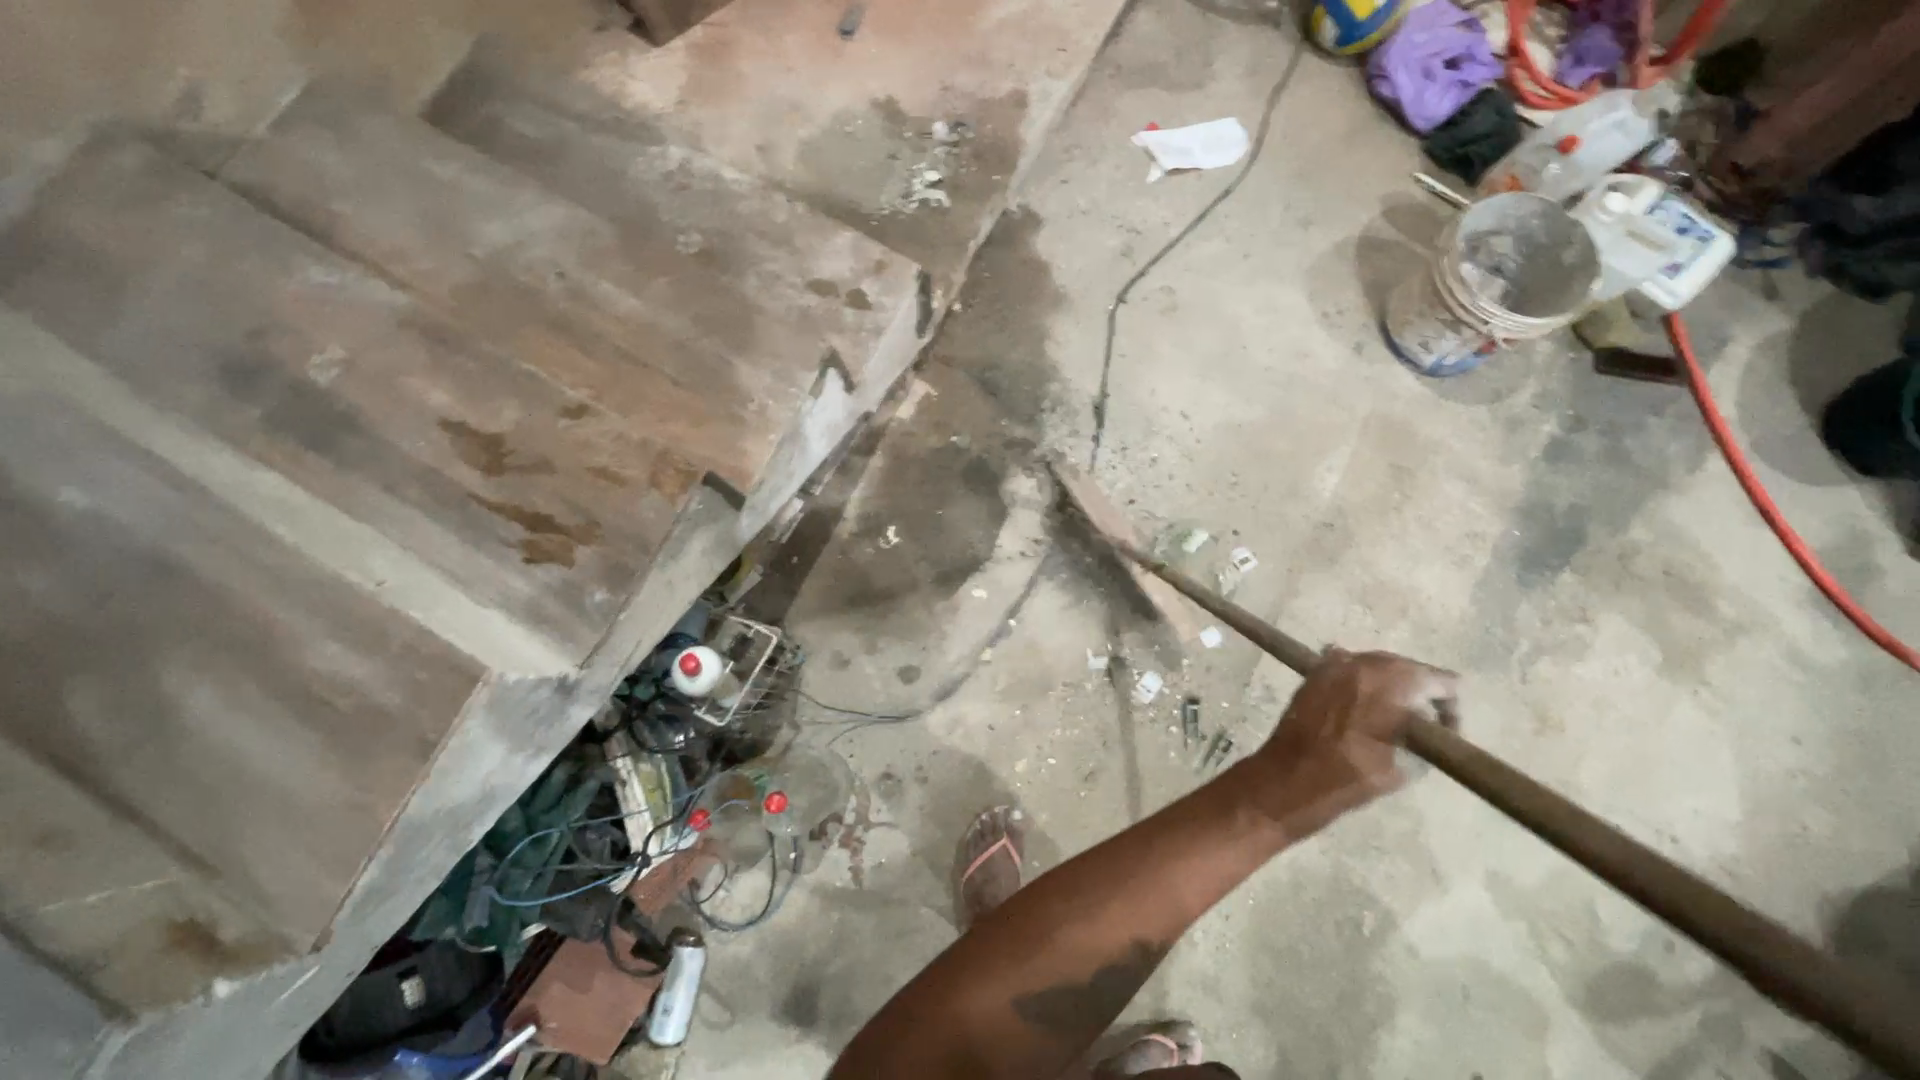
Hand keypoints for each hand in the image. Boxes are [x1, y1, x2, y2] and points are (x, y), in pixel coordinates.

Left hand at [1252, 648, 1458, 819]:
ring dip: (1389, 683)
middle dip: (1419, 689)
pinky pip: (1347, 666)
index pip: (1439, 680)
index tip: (1449, 727)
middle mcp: (1365, 663)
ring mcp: (1334, 664)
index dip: (1449, 703)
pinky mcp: (1313, 673)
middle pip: (1406, 667)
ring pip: (1375, 664)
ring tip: (1394, 711)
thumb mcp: (1406, 765)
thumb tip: (1431, 727)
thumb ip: (1426, 738)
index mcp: (1394, 682)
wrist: (1292, 776)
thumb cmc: (1352, 776)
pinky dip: (1360, 680)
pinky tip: (1364, 700)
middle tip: (1425, 718)